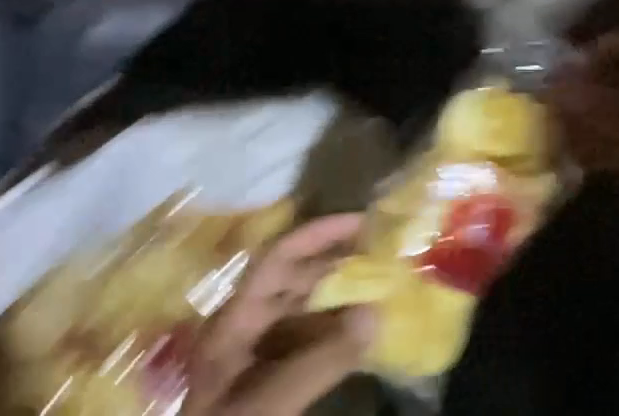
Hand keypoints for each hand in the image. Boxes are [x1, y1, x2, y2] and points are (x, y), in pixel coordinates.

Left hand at [185, 214, 374, 414]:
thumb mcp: (265, 409)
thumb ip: (318, 362)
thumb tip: (375, 312)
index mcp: (232, 325)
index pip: (278, 259)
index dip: (320, 234)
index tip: (367, 221)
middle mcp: (241, 334)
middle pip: (292, 280)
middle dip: (337, 261)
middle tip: (386, 252)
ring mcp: (252, 363)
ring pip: (302, 313)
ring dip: (341, 297)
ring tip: (383, 289)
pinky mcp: (266, 389)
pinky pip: (307, 346)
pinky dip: (336, 334)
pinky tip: (363, 338)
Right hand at [549, 30, 618, 251]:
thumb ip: (607, 106)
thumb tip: (557, 85)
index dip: (605, 47)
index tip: (568, 64)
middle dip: (584, 84)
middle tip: (546, 96)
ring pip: (611, 111)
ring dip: (581, 117)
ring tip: (545, 126)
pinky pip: (611, 142)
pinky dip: (589, 146)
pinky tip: (561, 155)